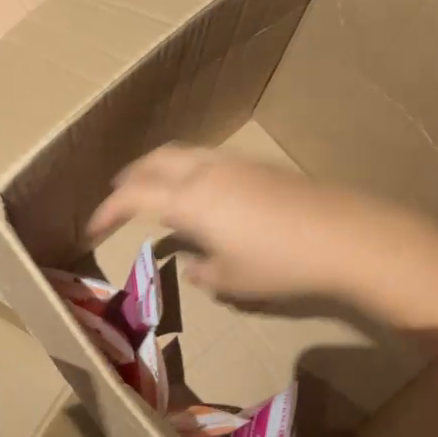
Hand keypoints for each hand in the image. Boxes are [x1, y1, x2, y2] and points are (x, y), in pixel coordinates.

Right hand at [86, 144, 389, 301]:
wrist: (346, 237)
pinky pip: (209, 160)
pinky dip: (188, 172)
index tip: (91, 229)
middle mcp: (205, 172)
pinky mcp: (260, 167)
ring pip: (183, 155)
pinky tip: (200, 196)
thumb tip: (190, 261)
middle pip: (153, 161)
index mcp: (188, 200)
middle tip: (117, 198)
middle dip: (130, 179)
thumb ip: (201, 271)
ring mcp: (235, 164)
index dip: (106, 212)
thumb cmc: (280, 265)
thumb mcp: (231, 281)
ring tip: (155, 191)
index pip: (132, 197)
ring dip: (159, 170)